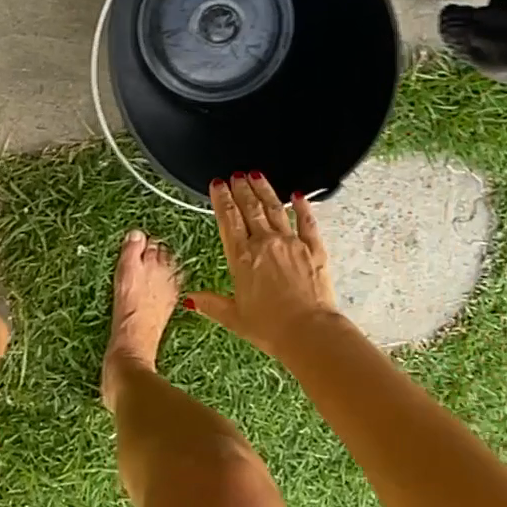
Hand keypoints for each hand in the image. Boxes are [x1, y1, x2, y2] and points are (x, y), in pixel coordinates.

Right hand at [188, 173, 339, 358]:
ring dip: (265, 190)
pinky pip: (307, 221)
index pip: (229, 219)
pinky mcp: (313, 248)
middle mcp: (266, 243)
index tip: (218, 184)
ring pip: (275, 208)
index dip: (222, 199)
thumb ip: (212, 304)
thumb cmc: (271, 328)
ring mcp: (291, 242)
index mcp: (243, 258)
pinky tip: (298, 194)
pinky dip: (302, 206)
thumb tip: (192, 299)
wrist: (308, 331)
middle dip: (242, 188)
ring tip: (257, 175)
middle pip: (251, 208)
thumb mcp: (234, 318)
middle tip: (237, 175)